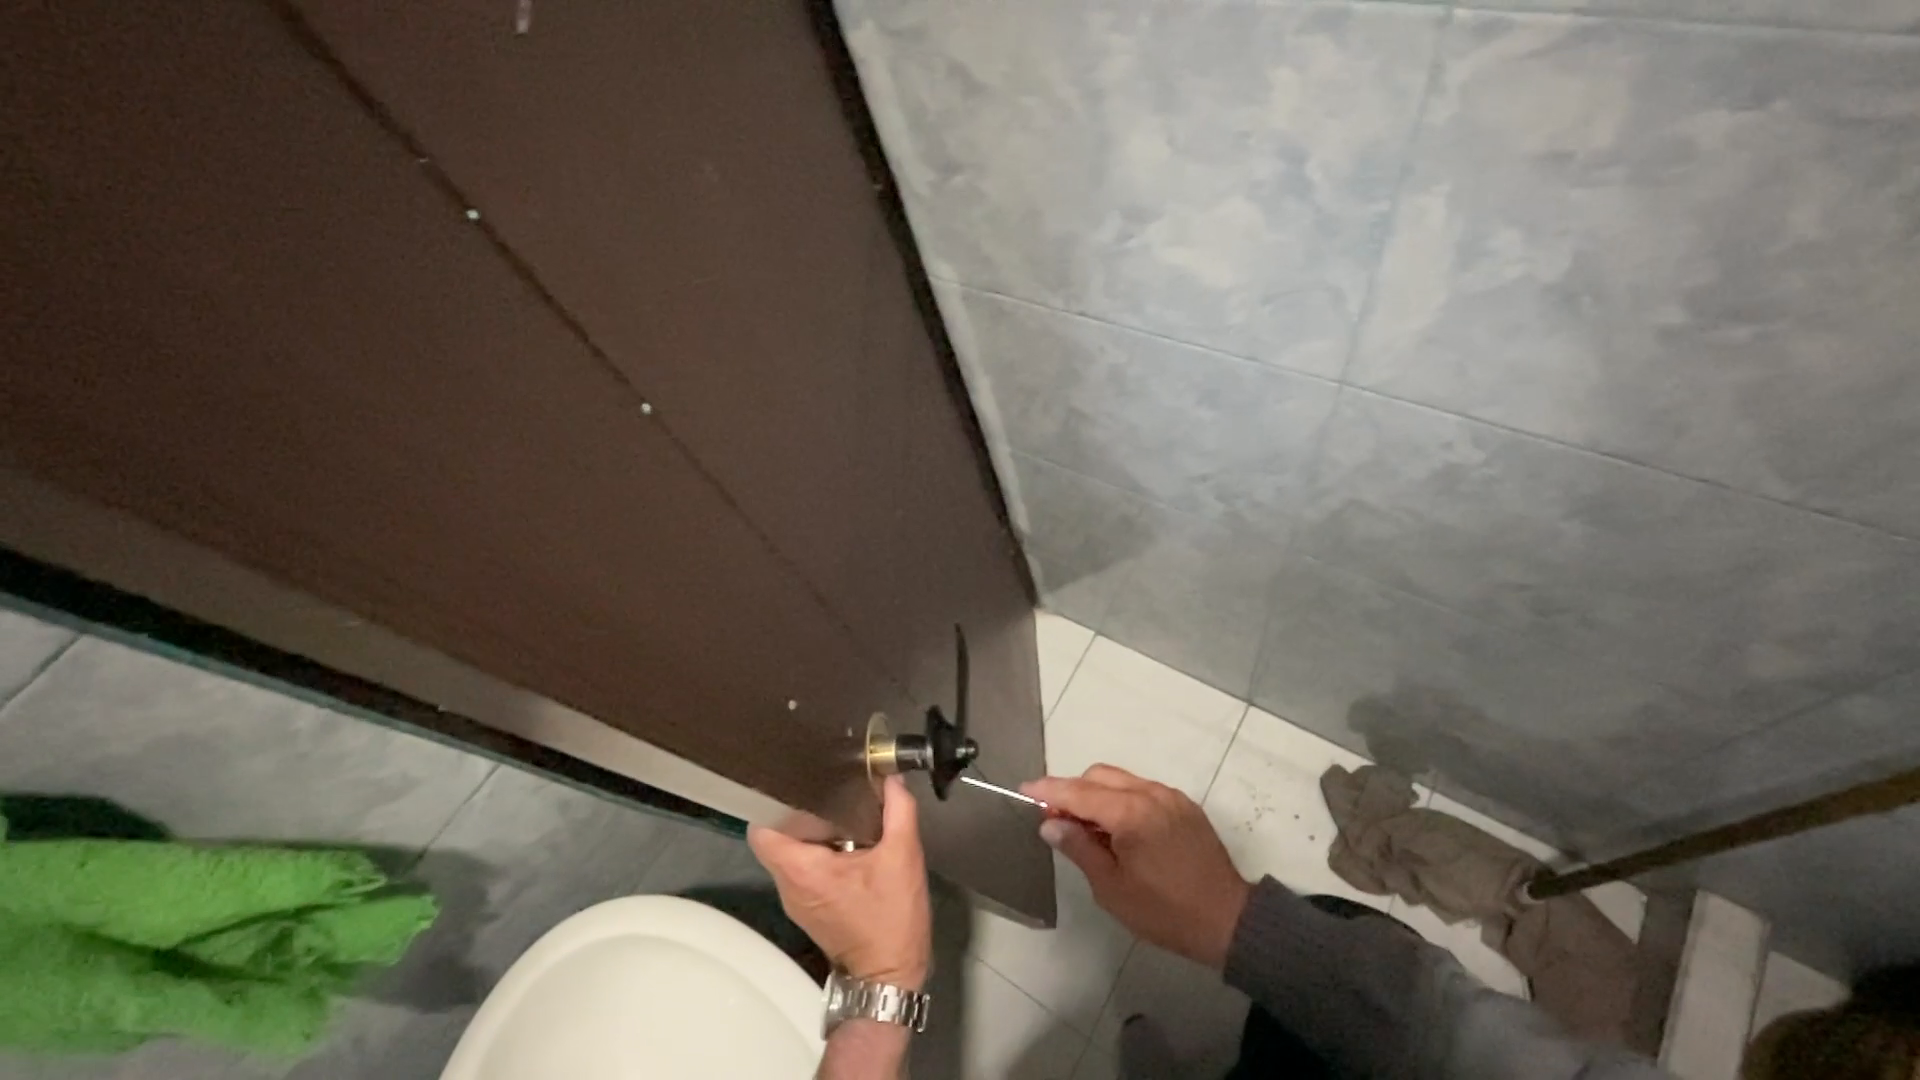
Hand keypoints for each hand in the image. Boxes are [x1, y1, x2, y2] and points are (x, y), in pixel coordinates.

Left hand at [748, 776, 932, 989]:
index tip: (798, 781)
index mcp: (801, 869)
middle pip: (776, 836)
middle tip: (828, 789)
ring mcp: (796, 899)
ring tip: (839, 809)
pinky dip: (818, 850)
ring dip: (810, 830)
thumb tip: (891, 778)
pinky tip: (847, 838)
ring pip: (790, 852)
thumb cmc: (891, 919)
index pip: (762, 829)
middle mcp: (788, 884)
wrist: (889, 977)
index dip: (772, 800)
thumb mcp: (903, 857)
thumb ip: (899, 810)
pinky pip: (802, 868)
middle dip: (799, 810)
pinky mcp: (808, 907)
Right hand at [1023, 765, 1251, 970]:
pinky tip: (1117, 829)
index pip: (1078, 792)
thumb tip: (1051, 823)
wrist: (1228, 921)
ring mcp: (1170, 797)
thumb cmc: (1164, 911)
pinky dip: (1121, 799)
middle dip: (1072, 790)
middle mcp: (1151, 793)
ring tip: (1085, 827)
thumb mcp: (1111, 888)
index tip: (1024, 789)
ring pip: (1121, 779)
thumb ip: (1079, 848)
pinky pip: (1142, 790)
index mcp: (1131, 813)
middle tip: (1055, 818)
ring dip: (1097, 794)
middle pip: (1099, 776)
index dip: (1048, 790)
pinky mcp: (1184, 806)